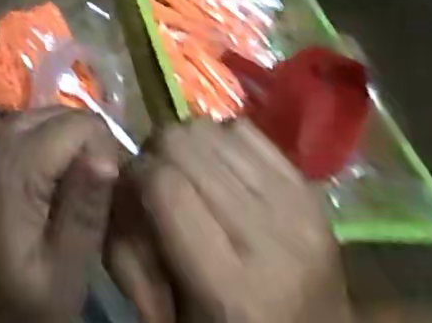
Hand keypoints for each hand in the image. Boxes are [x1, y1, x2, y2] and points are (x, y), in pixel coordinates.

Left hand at [0, 107, 125, 321]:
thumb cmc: (21, 289)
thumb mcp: (62, 270)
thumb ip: (84, 212)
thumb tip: (108, 158)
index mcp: (19, 161)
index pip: (86, 126)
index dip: (107, 158)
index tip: (109, 200)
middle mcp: (7, 130)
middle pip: (77, 116)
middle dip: (96, 151)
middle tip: (98, 200)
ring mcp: (3, 126)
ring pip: (67, 115)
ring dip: (83, 149)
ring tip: (83, 194)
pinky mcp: (5, 129)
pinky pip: (52, 121)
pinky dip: (67, 146)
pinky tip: (66, 182)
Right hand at [116, 119, 351, 322]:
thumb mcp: (163, 317)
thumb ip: (126, 249)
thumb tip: (120, 179)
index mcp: (230, 291)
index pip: (162, 184)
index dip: (135, 177)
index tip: (132, 192)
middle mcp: (270, 242)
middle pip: (183, 144)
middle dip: (157, 154)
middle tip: (157, 182)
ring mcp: (297, 210)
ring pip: (210, 128)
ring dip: (189, 145)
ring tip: (190, 176)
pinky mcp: (311, 189)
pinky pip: (245, 129)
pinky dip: (223, 142)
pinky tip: (222, 172)